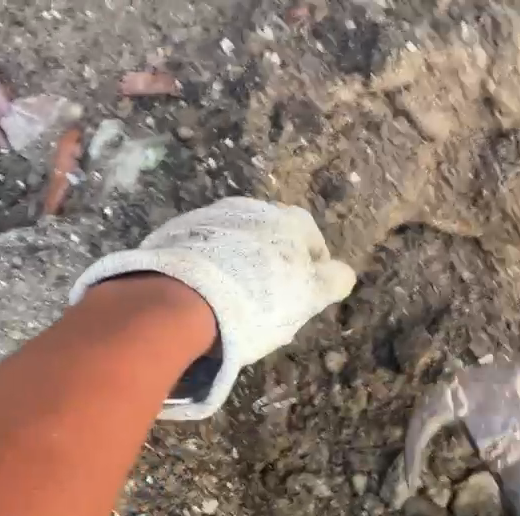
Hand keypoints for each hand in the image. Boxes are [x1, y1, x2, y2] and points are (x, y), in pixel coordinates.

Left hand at [69, 198, 356, 419]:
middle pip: (270, 238)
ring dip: (238, 266)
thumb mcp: (307, 298)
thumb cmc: (258, 301)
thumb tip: (345, 274)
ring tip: (234, 302)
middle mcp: (249, 208)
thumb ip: (331, 282)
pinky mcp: (174, 235)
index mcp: (288, 221)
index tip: (305, 293)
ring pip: (234, 243)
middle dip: (272, 264)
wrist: (183, 300)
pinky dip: (208, 270)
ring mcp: (208, 217)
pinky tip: (202, 299)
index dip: (312, 267)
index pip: (311, 238)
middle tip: (269, 300)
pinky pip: (201, 253)